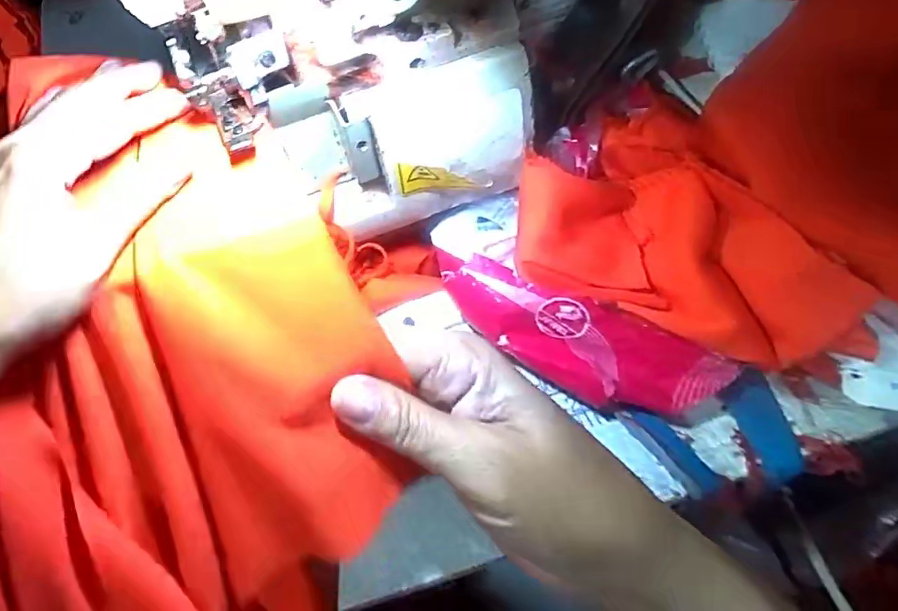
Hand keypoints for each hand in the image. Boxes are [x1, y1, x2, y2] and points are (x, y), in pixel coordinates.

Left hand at [0, 61, 191, 365]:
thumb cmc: (27, 296)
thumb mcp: (93, 251)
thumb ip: (138, 201)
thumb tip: (183, 167)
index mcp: (39, 160)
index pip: (107, 123)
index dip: (149, 110)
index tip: (183, 99)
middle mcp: (12, 148)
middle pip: (76, 104)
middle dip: (118, 84)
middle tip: (155, 71)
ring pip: (49, 110)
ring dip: (89, 91)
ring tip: (117, 74)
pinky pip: (31, 124)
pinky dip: (62, 108)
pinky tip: (66, 107)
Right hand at [331, 328, 786, 610]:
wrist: (615, 553)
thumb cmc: (554, 496)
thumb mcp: (479, 461)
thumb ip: (410, 424)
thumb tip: (337, 386)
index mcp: (459, 356)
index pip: (385, 343)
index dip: (339, 358)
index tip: (287, 376)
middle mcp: (449, 372)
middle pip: (380, 371)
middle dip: (338, 390)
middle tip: (282, 410)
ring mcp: (448, 410)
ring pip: (386, 404)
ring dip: (351, 421)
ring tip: (296, 432)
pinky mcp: (448, 445)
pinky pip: (399, 435)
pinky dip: (372, 447)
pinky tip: (337, 460)